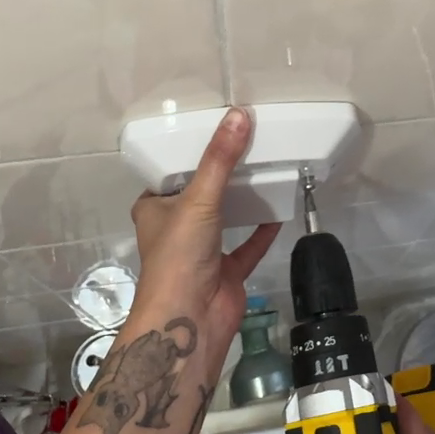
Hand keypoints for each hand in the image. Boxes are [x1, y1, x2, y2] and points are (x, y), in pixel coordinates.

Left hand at [129, 107, 282, 371]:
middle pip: (200, 195)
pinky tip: (280, 210)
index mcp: (155, 210)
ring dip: (241, 200)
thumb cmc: (180, 255)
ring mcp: (202, 252)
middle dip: (219, 175)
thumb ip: (220, 159)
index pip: (170, 175)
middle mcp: (175, 229)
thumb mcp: (198, 199)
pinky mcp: (226, 271)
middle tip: (246, 144)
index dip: (189, 154)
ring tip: (264, 168)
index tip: (215, 130)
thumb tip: (239, 114)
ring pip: (224, 218)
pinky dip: (263, 230)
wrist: (190, 320)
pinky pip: (248, 245)